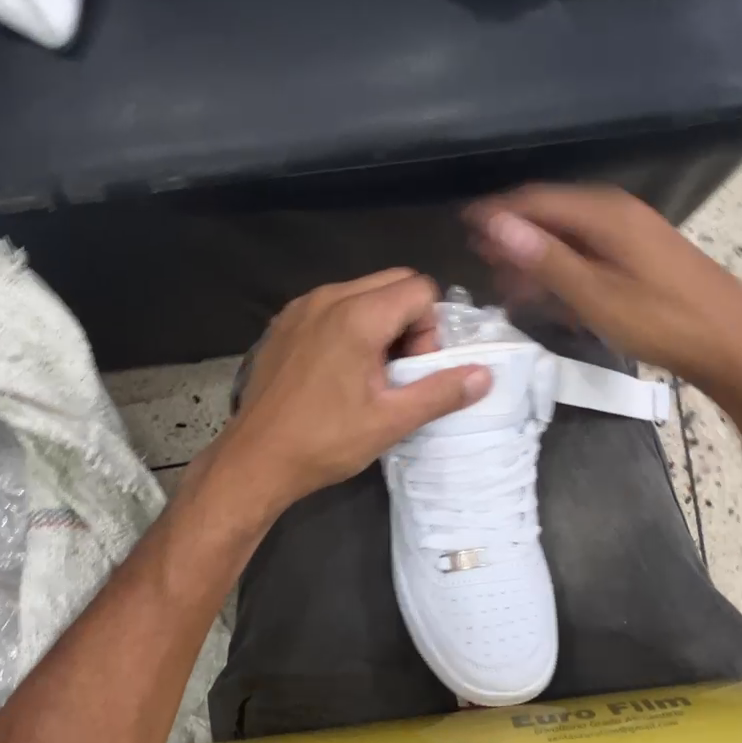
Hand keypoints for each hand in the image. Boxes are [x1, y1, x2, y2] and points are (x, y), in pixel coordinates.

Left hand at [213, 269, 491, 507]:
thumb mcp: (390, 422)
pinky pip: (332, 308)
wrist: (256, 459)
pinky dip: (348, 328)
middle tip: (395, 372)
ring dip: (379, 325)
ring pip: (362, 293)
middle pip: (393, 283)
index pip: (420, 289)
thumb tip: (485, 375)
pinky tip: (337, 373)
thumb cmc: (324, 442)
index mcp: (357, 315)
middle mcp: (328, 298)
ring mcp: (300, 308)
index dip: (429, 329)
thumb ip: (441, 392)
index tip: (412, 370)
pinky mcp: (283, 324)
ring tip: (367, 376)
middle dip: (408, 322)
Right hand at [465, 184, 741, 392]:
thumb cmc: (661, 322)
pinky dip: (564, 269)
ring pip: (570, 236)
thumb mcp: (595, 296)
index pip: (536, 201)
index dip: (497, 213)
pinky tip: (551, 295)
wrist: (730, 345)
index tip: (463, 227)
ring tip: (507, 284)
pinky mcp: (642, 256)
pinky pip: (590, 252)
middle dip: (514, 236)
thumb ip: (545, 260)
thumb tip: (497, 226)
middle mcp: (618, 213)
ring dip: (537, 257)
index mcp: (605, 214)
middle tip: (480, 260)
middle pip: (552, 214)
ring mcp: (633, 233)